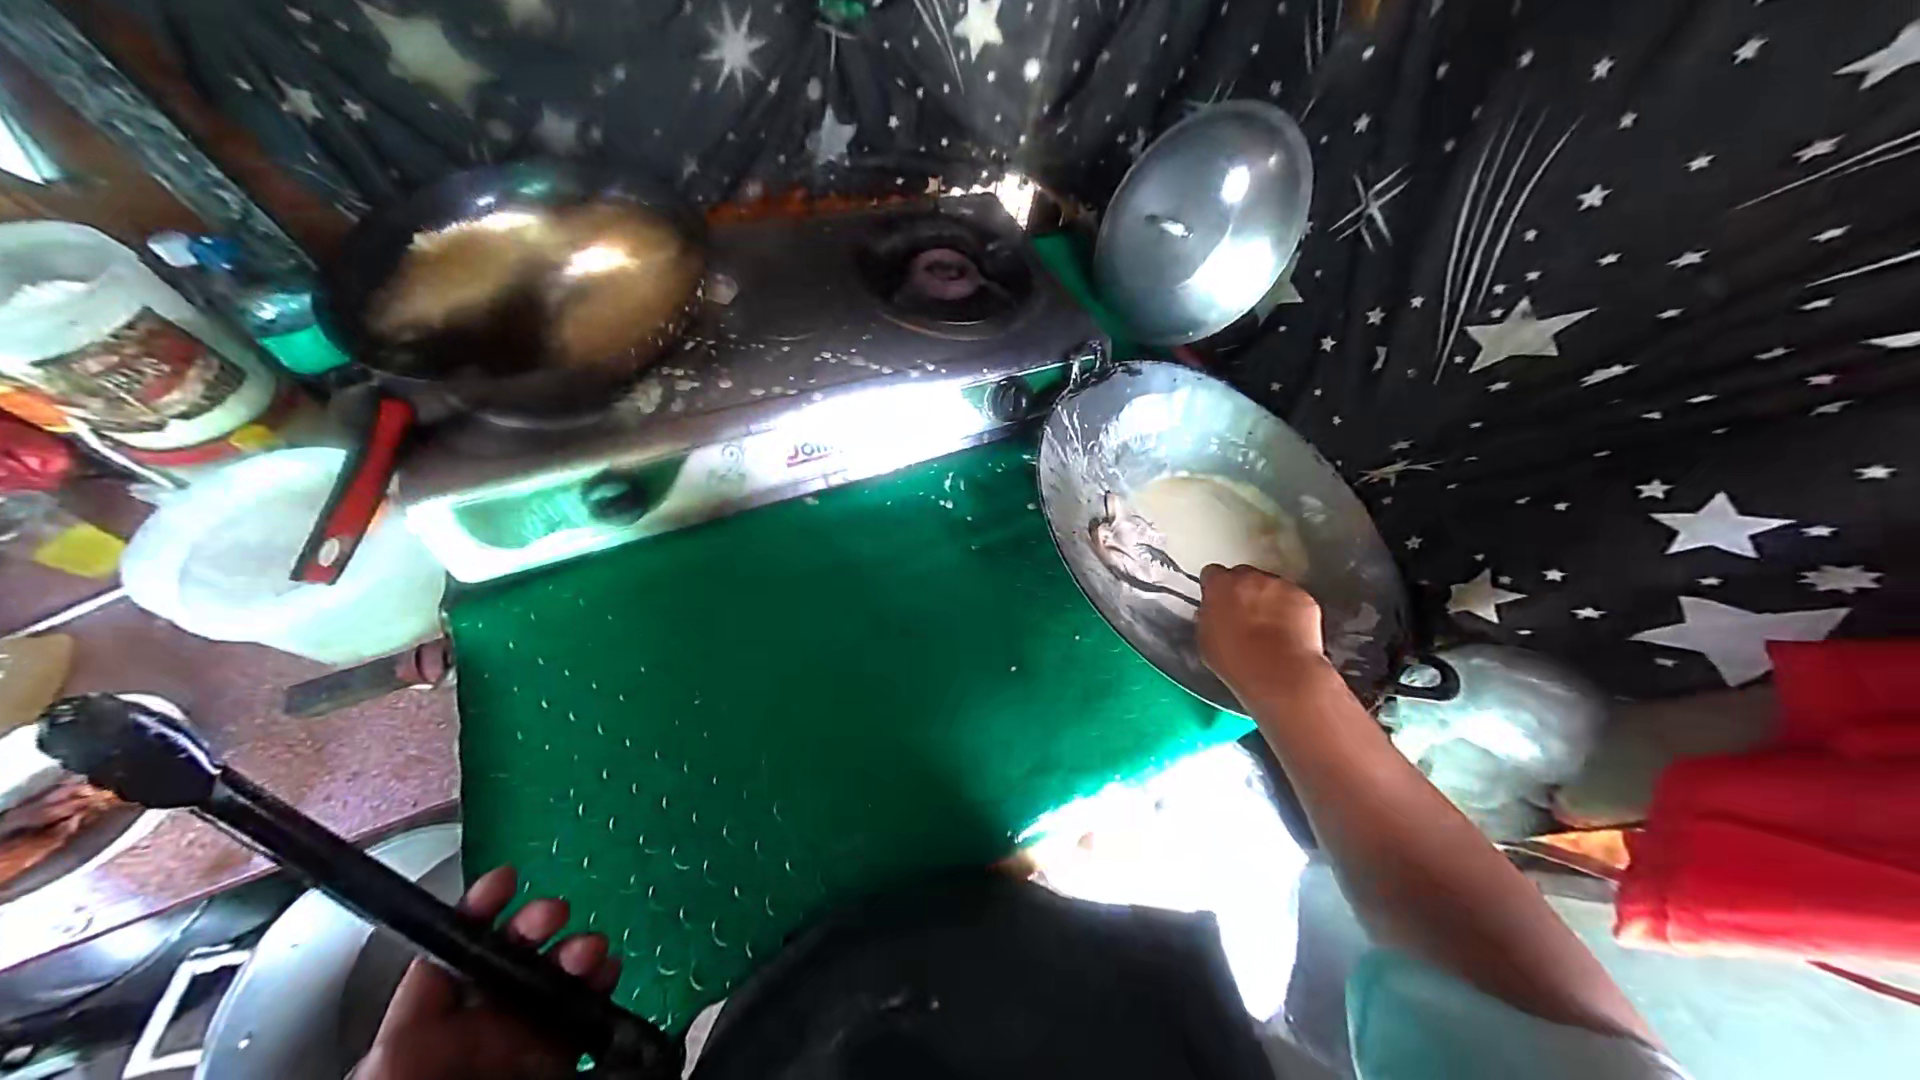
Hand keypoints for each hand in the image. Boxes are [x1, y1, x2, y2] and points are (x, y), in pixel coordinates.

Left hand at [354, 867, 620, 1079]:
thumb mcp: (390, 1069)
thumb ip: (415, 1014)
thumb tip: (436, 950)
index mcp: (433, 1027)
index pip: (458, 953)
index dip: (480, 910)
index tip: (505, 880)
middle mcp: (484, 1026)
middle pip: (518, 955)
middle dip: (538, 923)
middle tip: (550, 916)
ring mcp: (527, 1042)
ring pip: (561, 976)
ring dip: (579, 951)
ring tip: (587, 952)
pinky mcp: (565, 1058)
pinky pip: (592, 1012)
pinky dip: (605, 986)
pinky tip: (607, 974)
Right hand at [1195, 564, 1333, 705]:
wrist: (1278, 672)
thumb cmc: (1240, 659)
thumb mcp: (1204, 639)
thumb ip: (1206, 616)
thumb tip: (1211, 617)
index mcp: (1219, 585)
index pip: (1212, 574)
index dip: (1214, 588)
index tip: (1217, 599)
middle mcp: (1249, 579)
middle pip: (1244, 576)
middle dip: (1243, 592)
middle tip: (1243, 618)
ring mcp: (1279, 586)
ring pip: (1270, 586)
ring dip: (1268, 601)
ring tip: (1266, 629)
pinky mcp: (1303, 598)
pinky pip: (1295, 598)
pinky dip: (1291, 611)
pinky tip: (1286, 633)